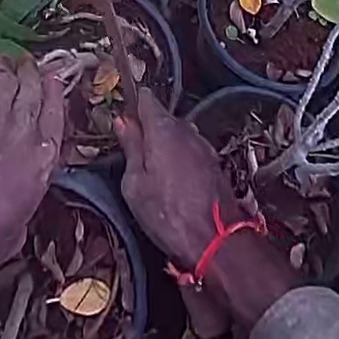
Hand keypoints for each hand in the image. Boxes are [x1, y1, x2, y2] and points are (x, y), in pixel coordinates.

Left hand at [0, 56, 62, 338]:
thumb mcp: (15, 231)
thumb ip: (26, 195)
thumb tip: (24, 179)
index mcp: (39, 167)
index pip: (55, 118)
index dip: (55, 95)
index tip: (55, 79)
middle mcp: (21, 137)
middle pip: (32, 94)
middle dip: (33, 75)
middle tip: (30, 63)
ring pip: (6, 83)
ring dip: (8, 70)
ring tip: (8, 61)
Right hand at [113, 86, 239, 267]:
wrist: (215, 240)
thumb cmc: (168, 214)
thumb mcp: (135, 183)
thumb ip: (130, 147)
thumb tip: (122, 122)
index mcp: (163, 129)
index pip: (146, 99)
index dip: (133, 104)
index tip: (123, 118)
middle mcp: (185, 129)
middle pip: (162, 117)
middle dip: (147, 129)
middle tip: (133, 154)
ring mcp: (202, 144)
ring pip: (177, 134)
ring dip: (164, 145)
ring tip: (153, 174)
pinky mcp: (213, 161)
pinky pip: (190, 149)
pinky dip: (179, 158)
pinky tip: (173, 182)